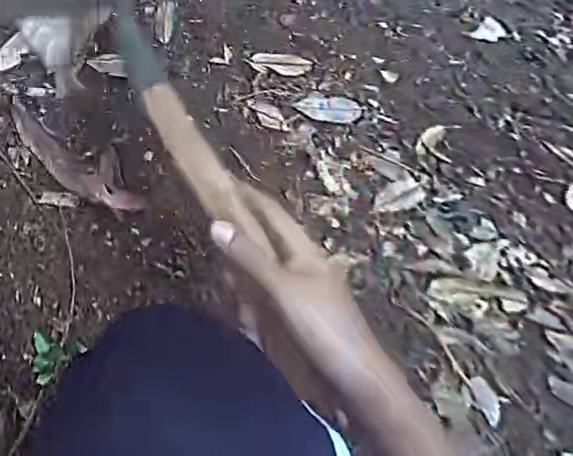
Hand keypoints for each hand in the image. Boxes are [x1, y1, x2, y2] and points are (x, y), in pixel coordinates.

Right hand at [212, 184, 455, 455]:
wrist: (361, 392)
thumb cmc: (326, 329)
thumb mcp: (283, 289)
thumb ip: (250, 257)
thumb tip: (216, 222)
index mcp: (304, 251)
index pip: (270, 211)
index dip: (247, 194)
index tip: (220, 180)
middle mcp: (299, 267)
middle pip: (261, 242)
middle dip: (237, 242)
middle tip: (210, 239)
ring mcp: (296, 296)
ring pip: (258, 275)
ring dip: (241, 281)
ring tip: (229, 288)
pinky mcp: (292, 323)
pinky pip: (261, 305)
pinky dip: (248, 308)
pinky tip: (245, 319)